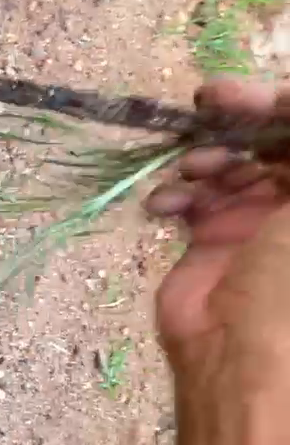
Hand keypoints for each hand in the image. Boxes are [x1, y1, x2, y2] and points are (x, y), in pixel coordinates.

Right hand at [145, 79, 289, 368]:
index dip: (287, 105)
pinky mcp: (214, 235)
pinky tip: (166, 203)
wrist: (251, 351)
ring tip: (187, 170)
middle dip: (245, 118)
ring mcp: (267, 217)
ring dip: (205, 158)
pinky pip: (191, 197)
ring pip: (234, 162)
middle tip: (208, 101)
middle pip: (281, 140)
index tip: (256, 93)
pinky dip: (174, 194)